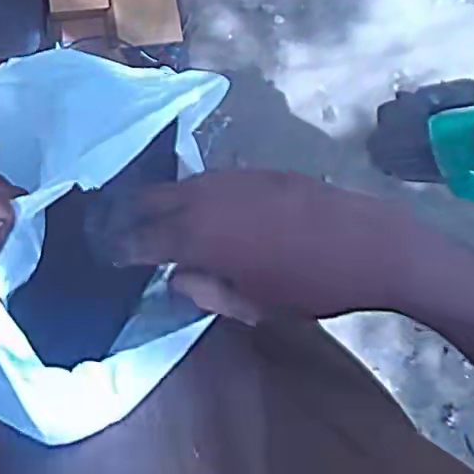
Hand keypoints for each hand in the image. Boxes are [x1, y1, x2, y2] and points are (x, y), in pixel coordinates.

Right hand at [102, 170, 454, 320]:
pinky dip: (187, 194)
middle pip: (147, 199)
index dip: (118, 245)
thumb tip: (175, 277)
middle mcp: (201, 197)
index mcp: (197, 235)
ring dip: (156, 201)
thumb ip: (205, 291)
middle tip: (111, 225)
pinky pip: (203, 179)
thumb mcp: (254, 304)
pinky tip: (194, 206)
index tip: (104, 251)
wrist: (368, 242)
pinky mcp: (247, 170)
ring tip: (146, 214)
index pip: (140, 238)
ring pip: (174, 185)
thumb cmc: (310, 284)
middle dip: (126, 213)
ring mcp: (225, 177)